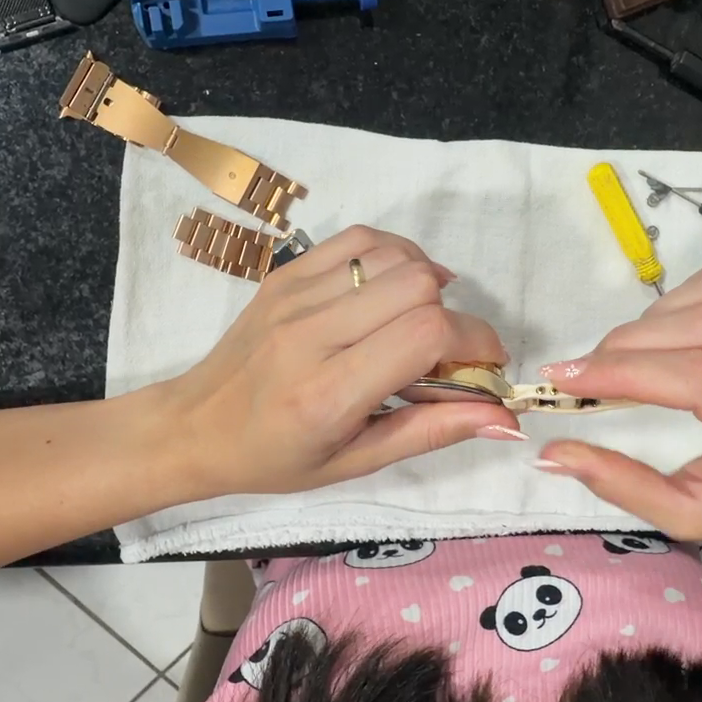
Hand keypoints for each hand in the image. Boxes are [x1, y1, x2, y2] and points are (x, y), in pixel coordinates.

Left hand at [160, 226, 523, 496]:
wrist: (195, 425)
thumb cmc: (276, 458)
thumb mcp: (355, 462)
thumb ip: (431, 432)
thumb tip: (506, 420)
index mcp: (328, 393)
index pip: (424, 336)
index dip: (475, 341)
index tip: (488, 365)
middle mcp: (311, 333)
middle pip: (417, 286)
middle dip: (456, 318)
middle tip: (451, 354)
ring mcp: (294, 294)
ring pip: (393, 256)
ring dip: (428, 286)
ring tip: (424, 322)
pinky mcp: (286, 273)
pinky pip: (361, 239)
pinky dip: (396, 256)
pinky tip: (398, 287)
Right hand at [535, 254, 701, 542]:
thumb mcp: (692, 518)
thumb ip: (625, 487)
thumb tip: (551, 455)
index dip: (629, 371)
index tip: (567, 378)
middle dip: (627, 345)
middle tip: (582, 371)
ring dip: (651, 322)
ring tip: (626, 358)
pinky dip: (680, 299)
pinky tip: (667, 332)